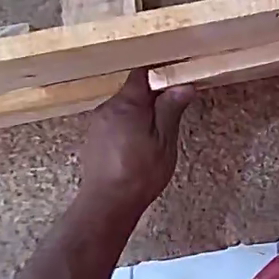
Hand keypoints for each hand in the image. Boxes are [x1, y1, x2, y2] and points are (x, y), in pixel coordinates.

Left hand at [76, 69, 196, 214]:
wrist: (107, 204)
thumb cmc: (140, 173)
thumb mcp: (164, 140)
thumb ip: (171, 109)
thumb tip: (183, 85)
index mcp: (126, 104)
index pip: (142, 74)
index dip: (161, 74)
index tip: (178, 79)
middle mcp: (108, 108)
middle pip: (133, 91)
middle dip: (153, 96)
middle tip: (174, 109)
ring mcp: (98, 124)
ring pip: (125, 107)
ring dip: (141, 113)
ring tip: (158, 132)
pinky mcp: (95, 139)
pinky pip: (116, 121)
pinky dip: (129, 125)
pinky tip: (140, 144)